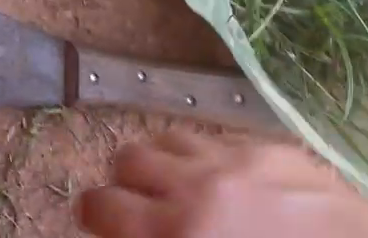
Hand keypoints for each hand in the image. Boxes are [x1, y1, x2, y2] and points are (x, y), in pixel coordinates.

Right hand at [78, 132, 367, 237]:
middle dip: (126, 183)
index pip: (101, 206)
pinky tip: (233, 185)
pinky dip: (212, 160)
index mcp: (178, 232)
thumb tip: (131, 232)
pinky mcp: (273, 150)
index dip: (94, 215)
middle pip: (128, 160)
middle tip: (140, 206)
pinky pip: (221, 141)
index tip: (99, 223)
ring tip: (179, 185)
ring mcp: (236, 160)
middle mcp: (195, 185)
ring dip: (165, 162)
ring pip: (169, 139)